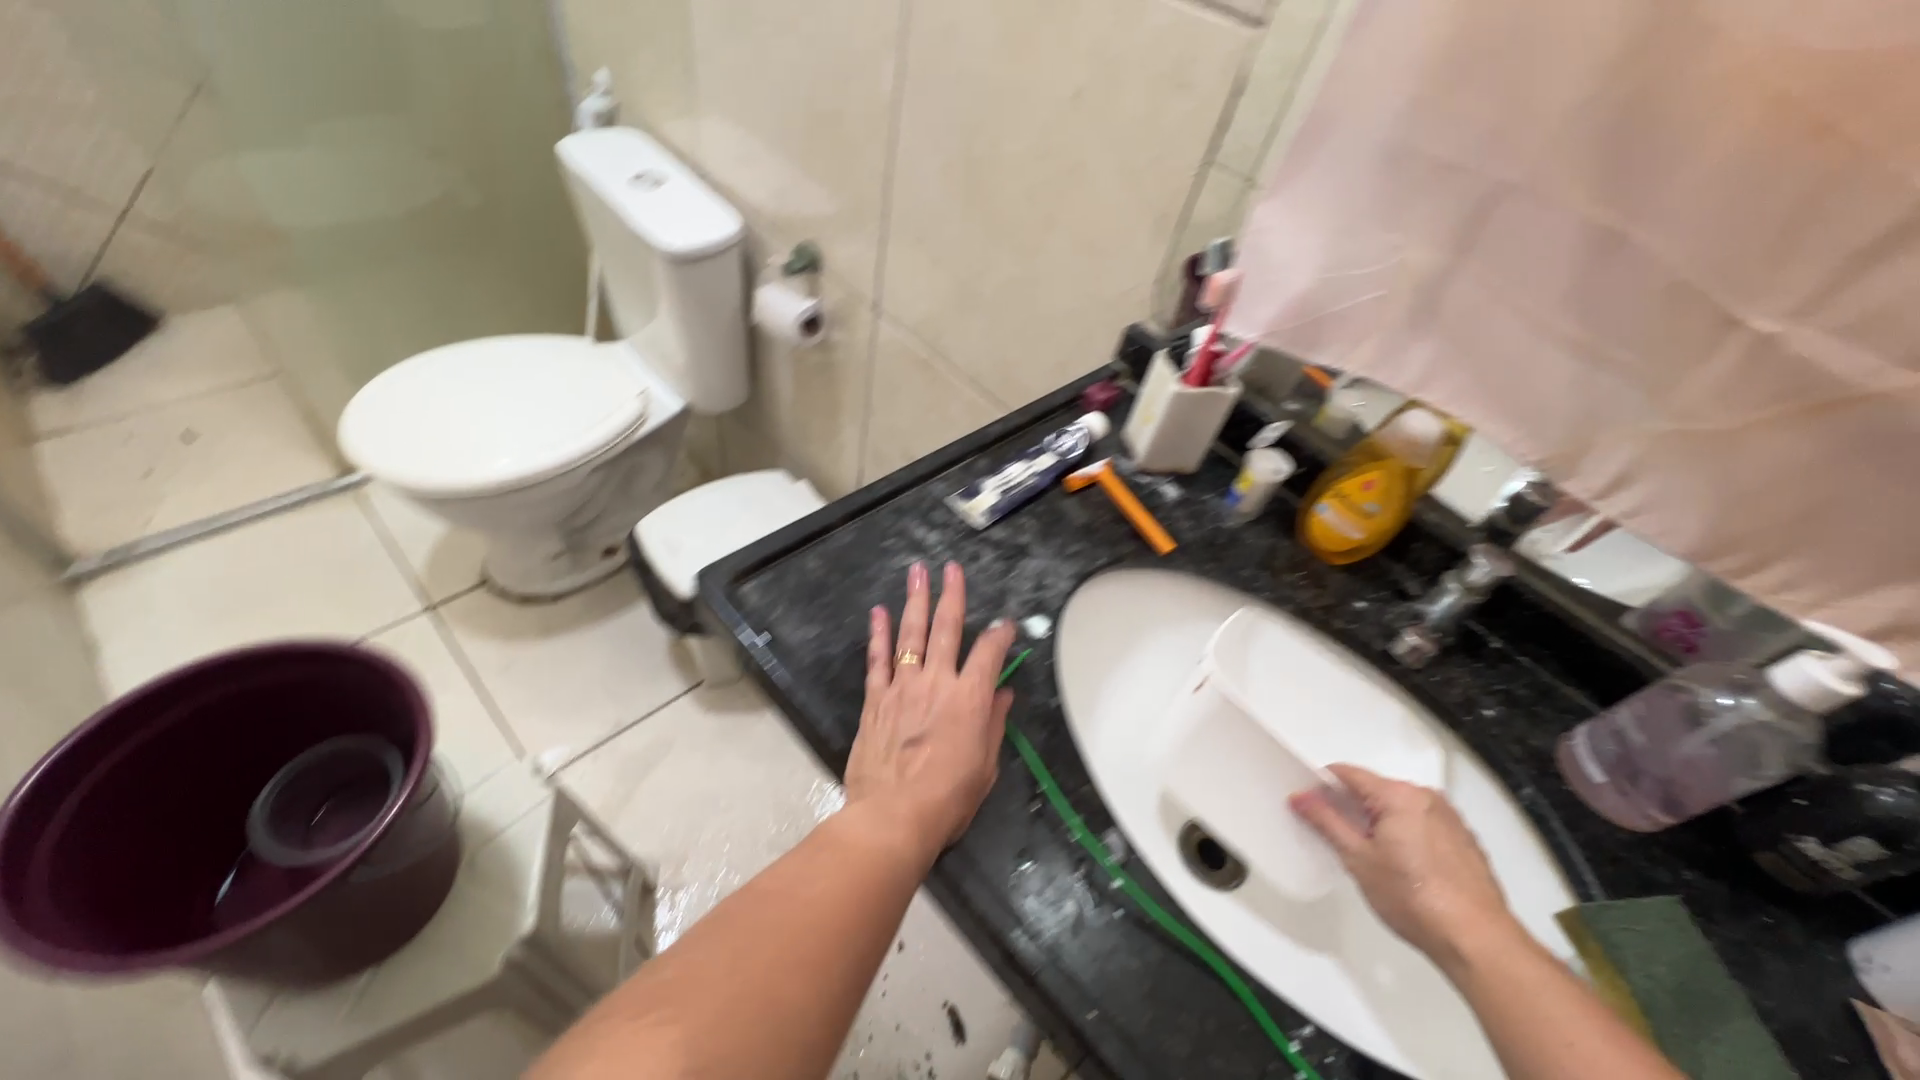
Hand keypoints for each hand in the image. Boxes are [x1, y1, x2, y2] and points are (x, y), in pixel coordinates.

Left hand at [846, 562, 1016, 856]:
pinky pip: (877, 659)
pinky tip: (879, 611)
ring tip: (918, 572)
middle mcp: (937, 682)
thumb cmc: (948, 798)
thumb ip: (993, 724)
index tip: (1006, 625)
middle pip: (946, 628)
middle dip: (952, 595)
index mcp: (970, 698)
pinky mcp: (876, 699)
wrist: (894, 815)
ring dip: (915, 601)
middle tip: (951, 567)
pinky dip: (878, 634)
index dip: (1001, 634)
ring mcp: (903, 687)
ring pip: (911, 634)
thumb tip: (1002, 695)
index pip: (989, 652)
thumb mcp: (985, 765)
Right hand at [1291, 764, 1520, 968]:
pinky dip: (1407, 835)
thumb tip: (1303, 798)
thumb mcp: (1358, 859)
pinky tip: (1404, 868)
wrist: (1476, 938)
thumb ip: (1326, 821)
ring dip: (1381, 823)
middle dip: (1353, 809)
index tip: (1310, 806)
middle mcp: (1428, 797)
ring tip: (1375, 861)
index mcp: (1399, 795)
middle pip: (1375, 789)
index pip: (1347, 773)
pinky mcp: (1464, 839)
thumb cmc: (1417, 900)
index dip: (1322, 787)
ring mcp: (1450, 818)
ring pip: (1400, 808)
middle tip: (1340, 840)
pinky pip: (1423, 824)